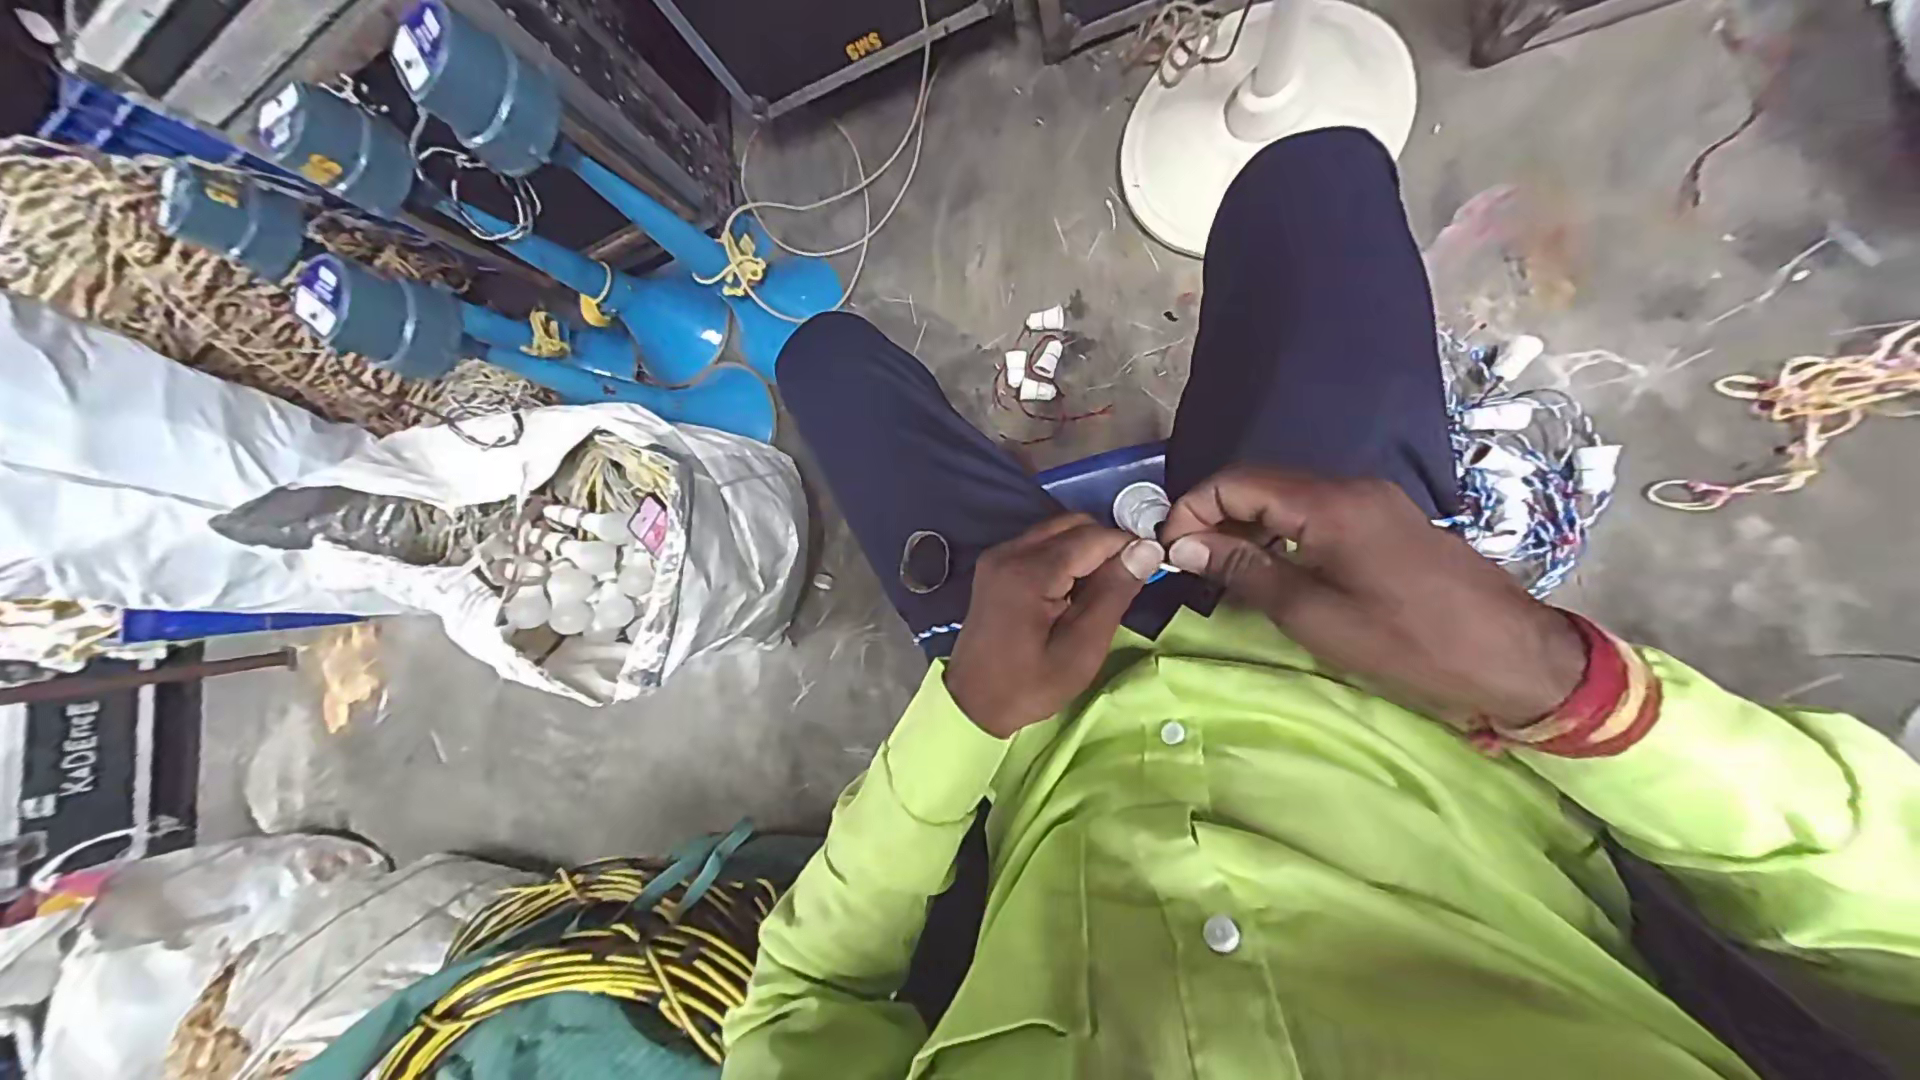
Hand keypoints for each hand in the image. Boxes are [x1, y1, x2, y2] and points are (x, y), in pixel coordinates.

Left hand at [945, 515, 1164, 737]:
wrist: (972, 702)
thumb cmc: (1029, 684)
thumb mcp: (1081, 648)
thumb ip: (1113, 593)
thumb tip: (1145, 548)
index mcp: (1028, 572)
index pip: (1093, 536)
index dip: (1127, 547)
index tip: (1150, 569)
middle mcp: (1009, 552)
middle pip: (1073, 524)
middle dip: (1106, 545)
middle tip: (1122, 584)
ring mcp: (998, 555)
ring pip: (1057, 529)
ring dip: (1085, 550)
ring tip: (1097, 591)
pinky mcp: (995, 564)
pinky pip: (1040, 543)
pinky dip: (1064, 556)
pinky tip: (1071, 590)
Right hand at [1160, 467, 1586, 729]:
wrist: (1517, 659)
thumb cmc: (1408, 642)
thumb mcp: (1312, 614)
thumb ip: (1243, 570)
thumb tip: (1182, 546)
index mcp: (1328, 504)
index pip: (1234, 482)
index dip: (1191, 511)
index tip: (1171, 552)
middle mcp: (1346, 487)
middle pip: (1255, 484)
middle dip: (1211, 518)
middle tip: (1189, 565)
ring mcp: (1367, 499)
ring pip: (1280, 498)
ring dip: (1240, 527)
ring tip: (1220, 570)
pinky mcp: (1379, 518)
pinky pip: (1308, 512)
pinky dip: (1274, 533)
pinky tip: (1266, 566)